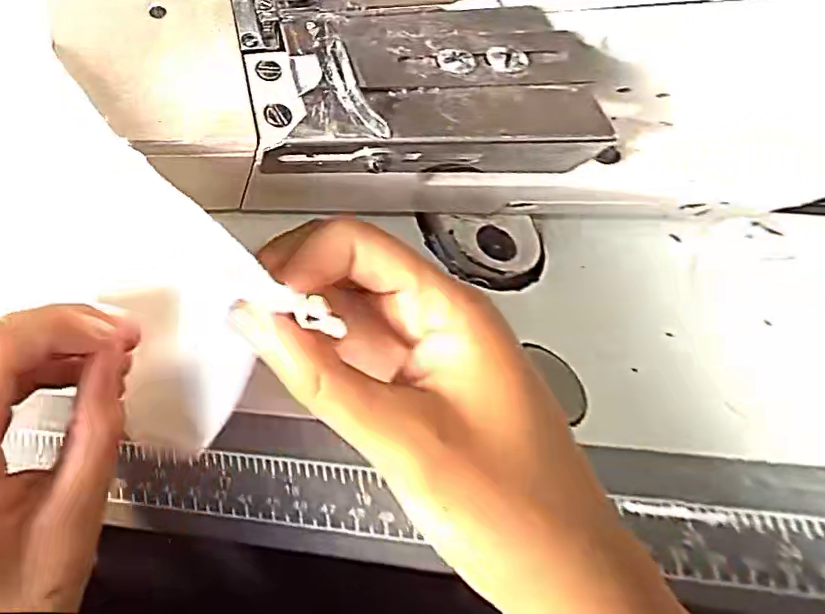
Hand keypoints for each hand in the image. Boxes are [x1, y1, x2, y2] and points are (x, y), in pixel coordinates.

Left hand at [0, 305, 139, 613]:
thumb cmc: (3, 610)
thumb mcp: (67, 527)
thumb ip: (95, 434)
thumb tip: (111, 362)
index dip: (62, 327)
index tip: (111, 333)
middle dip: (66, 330)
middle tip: (119, 336)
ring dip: (57, 343)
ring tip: (107, 352)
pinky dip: (39, 365)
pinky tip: (75, 368)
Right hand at [229, 219, 681, 613]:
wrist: (570, 588)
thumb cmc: (529, 522)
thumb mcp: (410, 443)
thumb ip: (324, 379)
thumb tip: (263, 323)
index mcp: (450, 311)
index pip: (359, 244)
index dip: (305, 257)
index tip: (267, 293)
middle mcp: (432, 317)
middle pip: (345, 261)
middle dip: (292, 276)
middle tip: (254, 308)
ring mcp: (415, 346)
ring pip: (340, 299)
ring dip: (297, 310)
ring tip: (265, 333)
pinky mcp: (401, 378)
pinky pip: (342, 340)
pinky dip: (309, 344)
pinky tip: (291, 360)